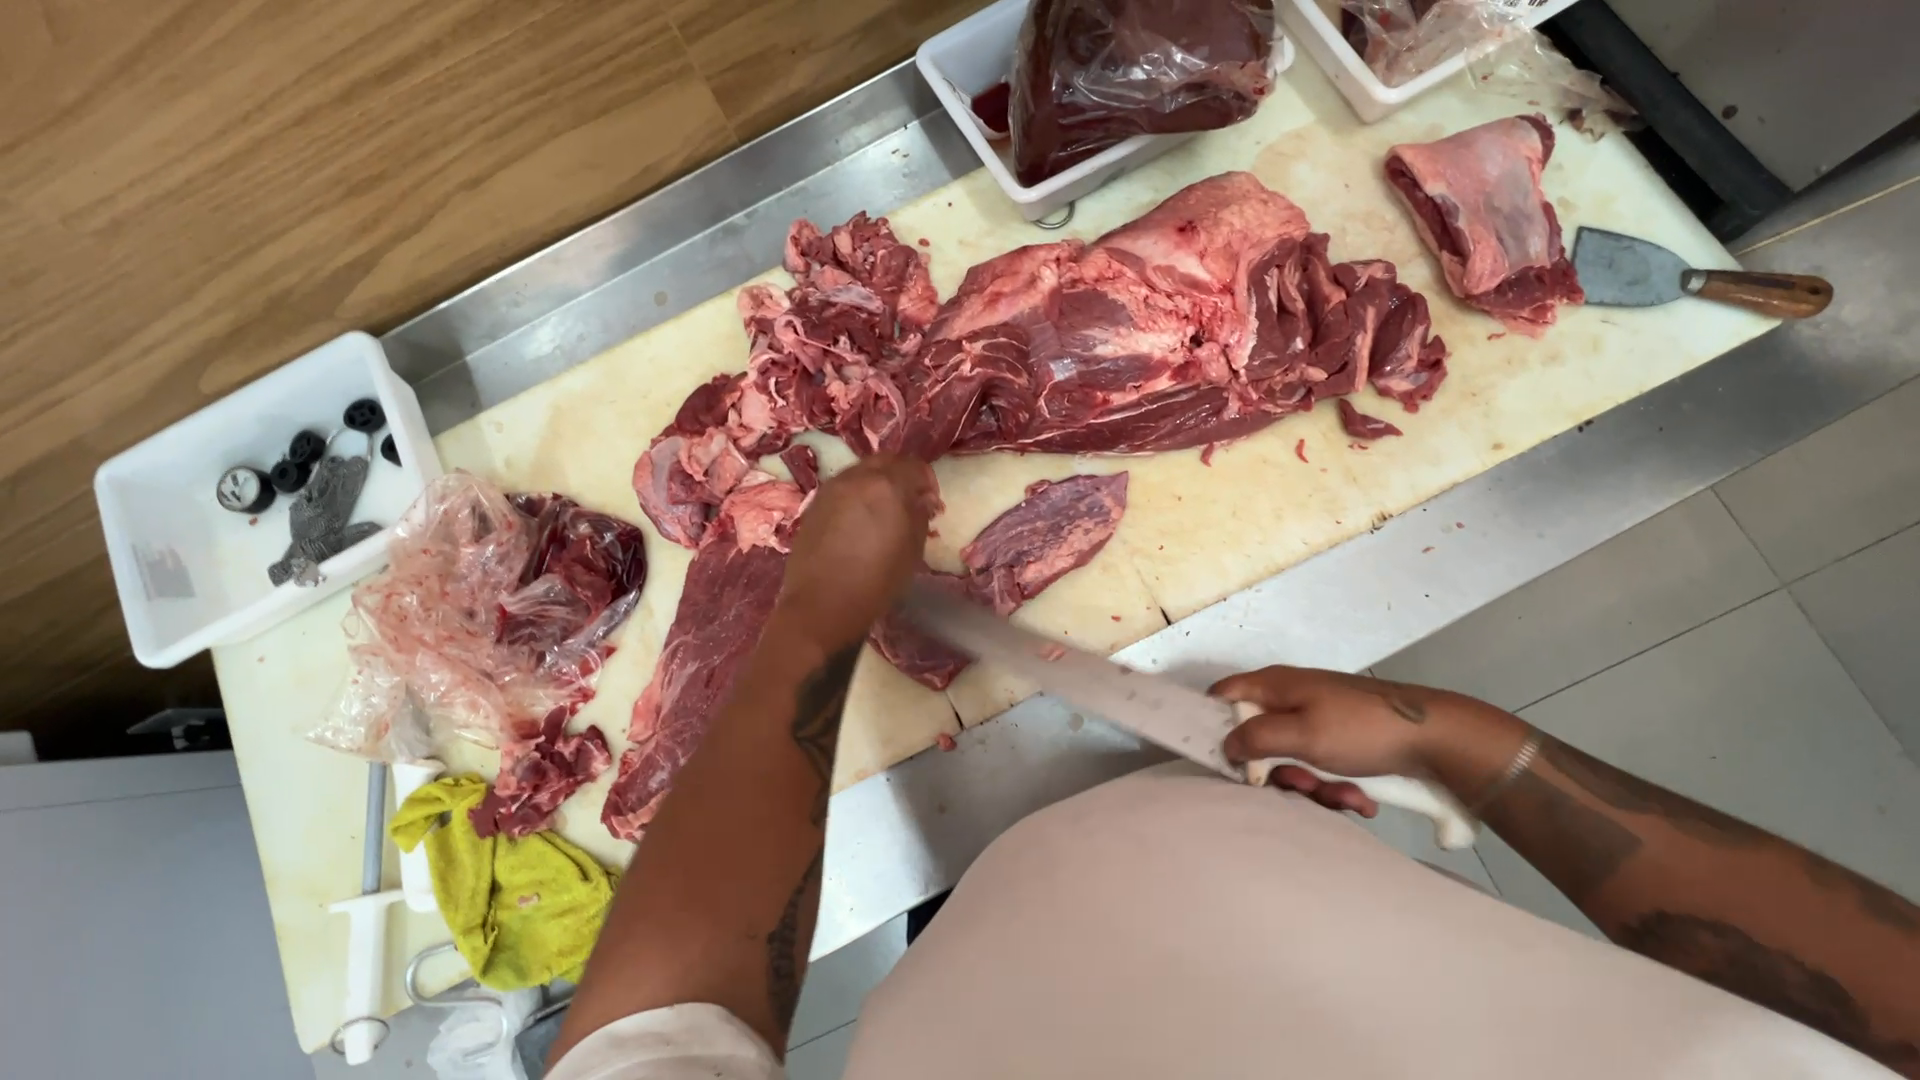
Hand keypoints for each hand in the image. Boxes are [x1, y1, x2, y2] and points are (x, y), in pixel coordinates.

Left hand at [776, 455, 936, 646]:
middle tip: (910, 502)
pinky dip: (857, 495)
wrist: (821, 604)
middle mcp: (856, 477)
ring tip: (883, 512)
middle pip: (885, 461)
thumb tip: (922, 500)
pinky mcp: (814, 504)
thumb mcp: (913, 550)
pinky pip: (842, 488)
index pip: (914, 465)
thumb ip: (920, 515)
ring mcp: (831, 488)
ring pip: (861, 472)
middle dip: (901, 476)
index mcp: (887, 485)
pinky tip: (858, 522)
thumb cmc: (876, 581)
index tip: (931, 504)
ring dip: (877, 483)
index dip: (927, 481)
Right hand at [1210, 666, 1467, 817]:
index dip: (1214, 723)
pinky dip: (1336, 785)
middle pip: (1258, 736)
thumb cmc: (1362, 729)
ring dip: (1313, 785)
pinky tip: (1359, 799)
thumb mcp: (1303, 735)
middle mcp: (1291, 697)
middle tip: (1301, 786)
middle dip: (1277, 770)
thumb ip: (1256, 737)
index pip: (1224, 694)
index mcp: (1275, 685)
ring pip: (1292, 757)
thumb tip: (1225, 743)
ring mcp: (1318, 717)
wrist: (1439, 737)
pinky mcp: (1342, 738)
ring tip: (1346, 799)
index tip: (1219, 759)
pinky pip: (1321, 764)